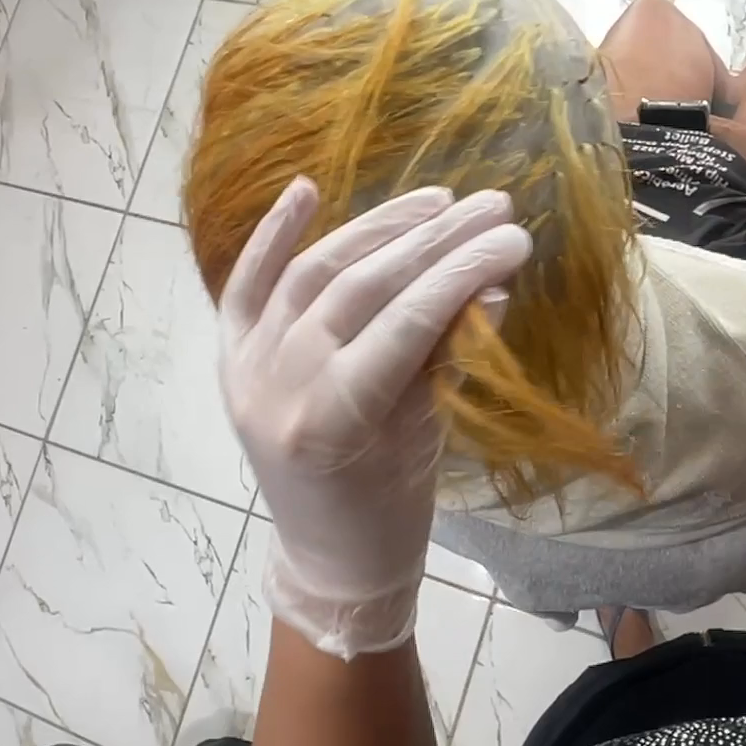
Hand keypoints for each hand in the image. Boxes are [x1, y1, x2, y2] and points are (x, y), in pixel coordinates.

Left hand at [220, 179, 529, 658]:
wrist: (328, 556)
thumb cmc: (390, 515)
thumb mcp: (428, 441)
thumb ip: (448, 359)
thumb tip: (489, 285)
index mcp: (329, 423)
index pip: (401, 324)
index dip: (460, 274)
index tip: (513, 240)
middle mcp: (275, 386)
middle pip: (360, 288)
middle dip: (432, 242)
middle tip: (491, 207)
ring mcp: (244, 368)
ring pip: (312, 274)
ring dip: (377, 229)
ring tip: (437, 201)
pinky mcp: (232, 358)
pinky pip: (246, 287)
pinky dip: (272, 236)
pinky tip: (306, 190)